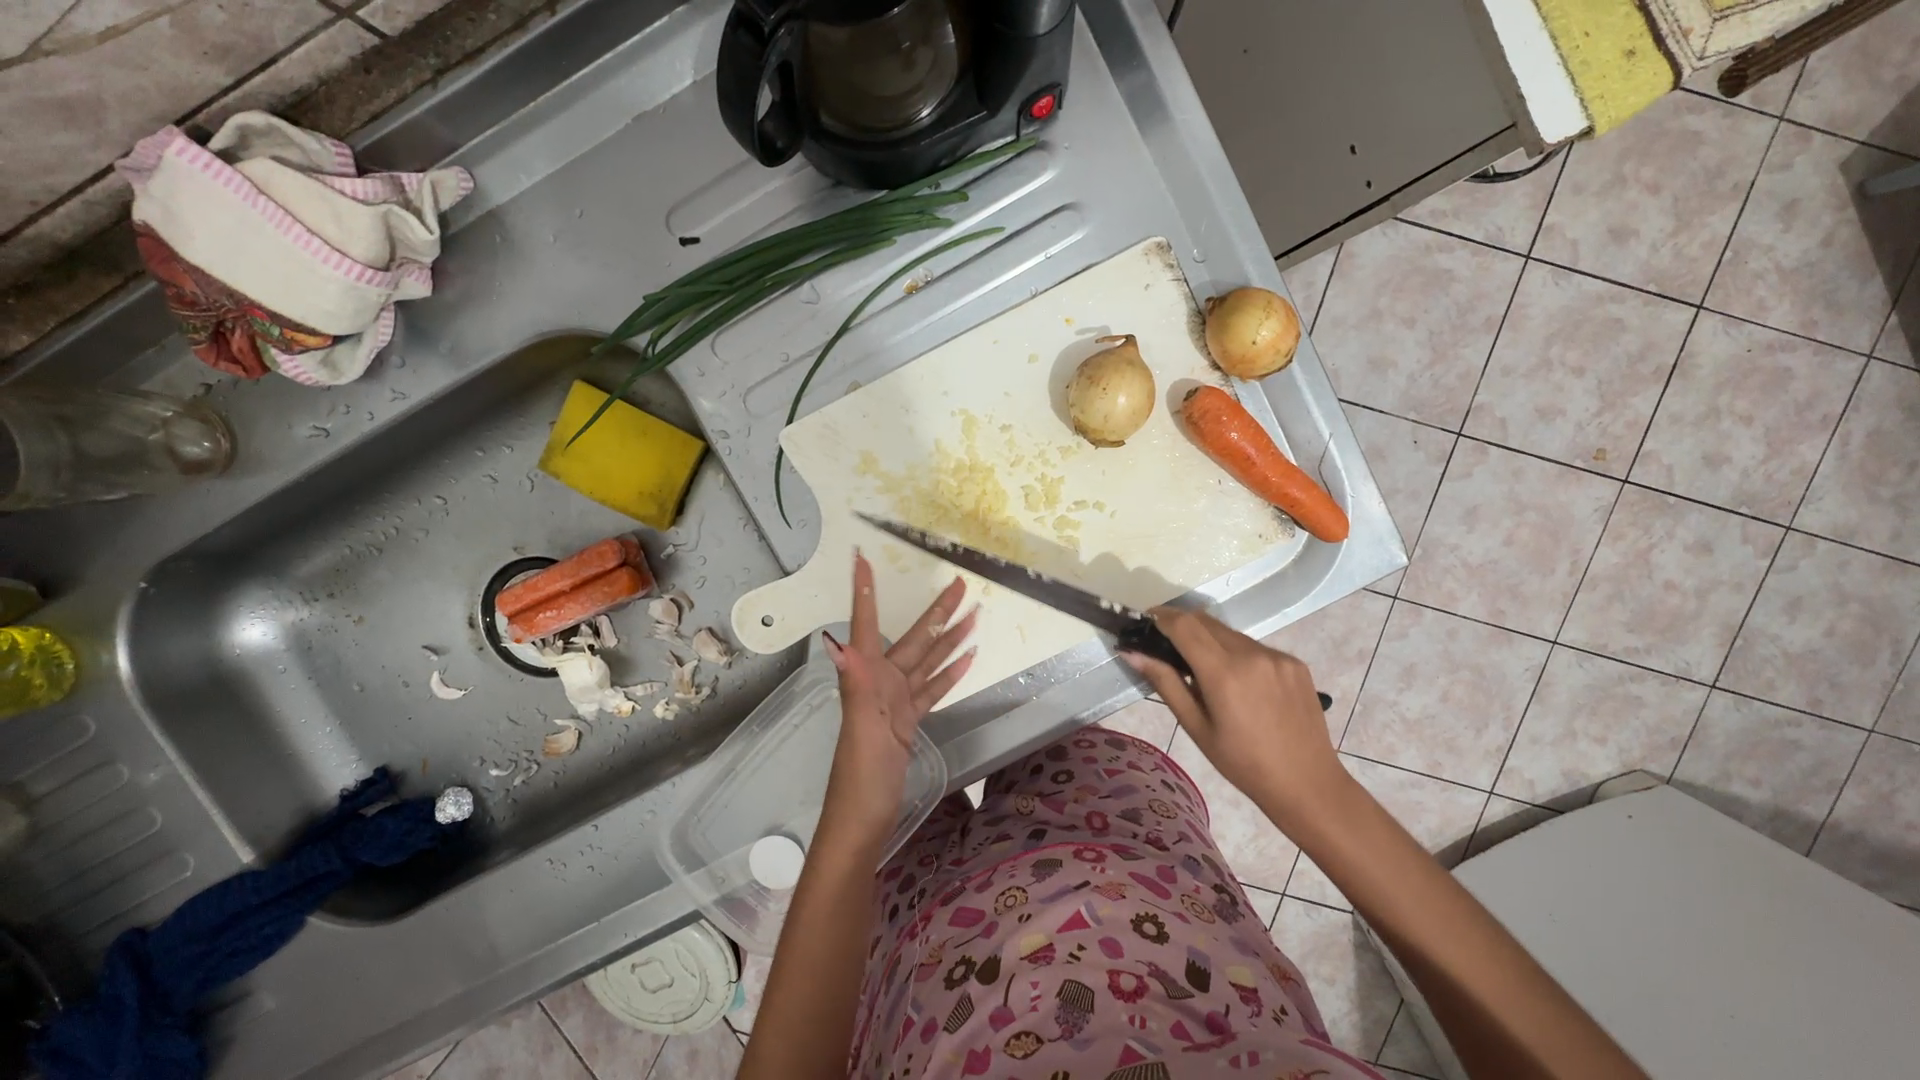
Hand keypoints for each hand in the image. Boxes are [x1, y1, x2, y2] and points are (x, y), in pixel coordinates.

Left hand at [818, 551, 976, 848]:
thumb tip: (846, 645)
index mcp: (865, 678)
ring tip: (976, 614)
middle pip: (913, 639)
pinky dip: (950, 673)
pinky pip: (932, 690)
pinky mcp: (907, 722)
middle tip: (960, 583)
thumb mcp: (861, 730)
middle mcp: (879, 683)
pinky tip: (968, 658)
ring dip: (950, 638)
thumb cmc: (861, 778)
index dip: (866, 592)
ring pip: (927, 662)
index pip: (866, 625)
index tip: (862, 558)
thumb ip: (857, 687)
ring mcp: (894, 703)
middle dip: (936, 611)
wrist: (863, 821)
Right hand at [1122, 609, 1344, 826]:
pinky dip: (1238, 655)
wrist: (1306, 782)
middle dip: (1183, 626)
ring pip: (1231, 634)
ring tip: (1204, 671)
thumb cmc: (1242, 763)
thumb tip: (1133, 652)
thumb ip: (1165, 683)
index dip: (1162, 617)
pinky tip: (1240, 684)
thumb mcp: (1196, 727)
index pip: (1185, 626)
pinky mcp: (1295, 663)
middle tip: (1166, 645)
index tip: (1145, 620)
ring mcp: (1278, 657)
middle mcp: (1253, 655)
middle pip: (1207, 623)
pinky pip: (1256, 648)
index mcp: (1224, 673)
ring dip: (1211, 641)